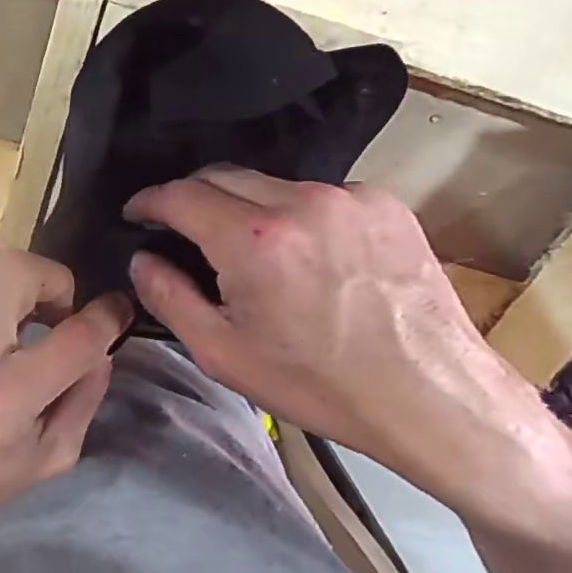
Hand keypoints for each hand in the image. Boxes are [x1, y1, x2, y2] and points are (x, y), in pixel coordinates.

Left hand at [0, 249, 130, 541]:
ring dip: (19, 289)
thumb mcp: (50, 457)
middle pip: (18, 270)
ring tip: (17, 325)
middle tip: (57, 311)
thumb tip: (104, 341)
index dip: (105, 318)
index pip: (73, 341)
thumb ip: (85, 397)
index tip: (116, 309)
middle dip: (52, 280)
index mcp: (2, 405)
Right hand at [124, 167, 559, 512]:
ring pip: (270, 184)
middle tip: (182, 231)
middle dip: (192, 197)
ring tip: (250, 252)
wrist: (434, 397)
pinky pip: (318, 195)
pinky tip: (307, 255)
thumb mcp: (224, 354)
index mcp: (255, 240)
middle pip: (222, 175)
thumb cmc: (321, 385)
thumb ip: (168, 297)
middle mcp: (301, 201)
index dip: (149, 201)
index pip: (181, 194)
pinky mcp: (384, 202)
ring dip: (245, 207)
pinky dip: (296, 215)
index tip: (137, 213)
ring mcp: (348, 196)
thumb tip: (142, 259)